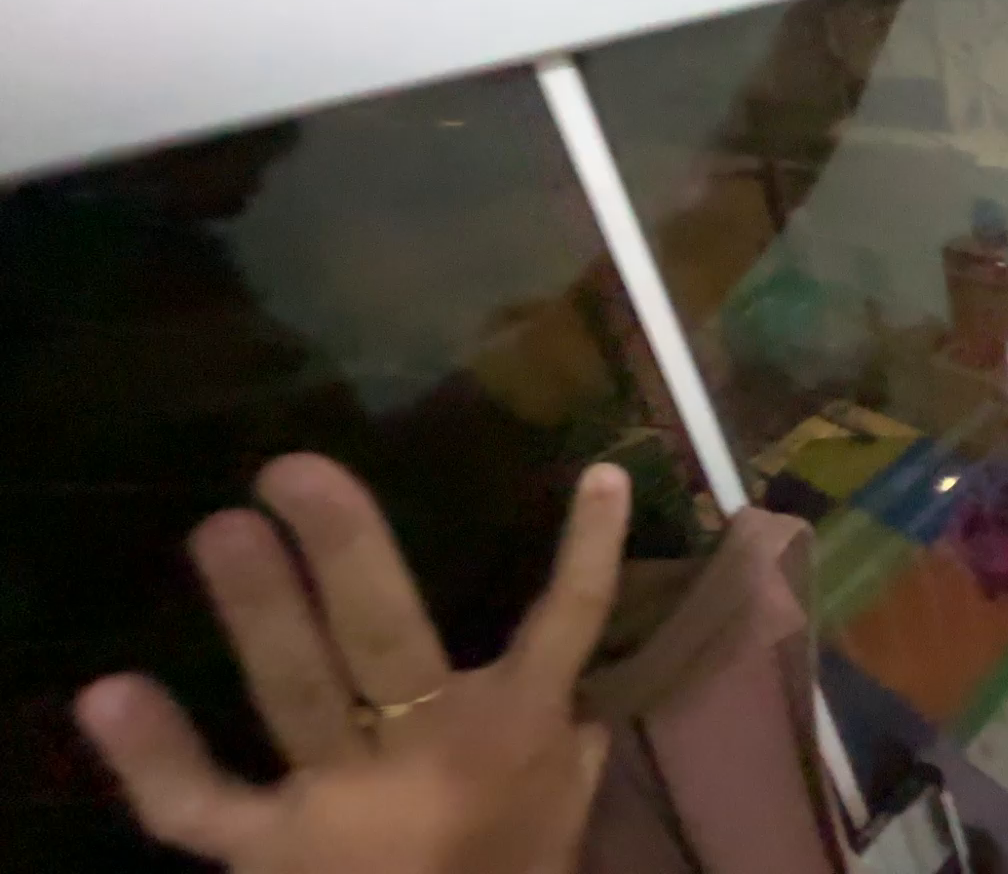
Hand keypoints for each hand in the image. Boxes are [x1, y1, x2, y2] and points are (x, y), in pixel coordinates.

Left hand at [75, 454, 631, 873]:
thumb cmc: (520, 864)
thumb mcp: (568, 795)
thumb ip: (570, 732)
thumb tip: (575, 690)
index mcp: (520, 723)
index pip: (573, 614)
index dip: (592, 544)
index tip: (602, 472)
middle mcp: (432, 744)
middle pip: (385, 635)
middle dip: (345, 550)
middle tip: (293, 471)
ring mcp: (341, 795)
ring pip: (293, 691)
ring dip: (257, 608)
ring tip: (221, 529)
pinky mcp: (267, 851)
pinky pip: (199, 806)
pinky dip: (153, 758)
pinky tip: (108, 692)